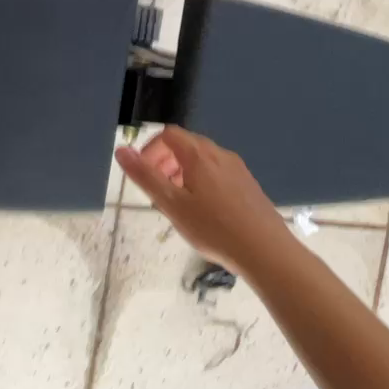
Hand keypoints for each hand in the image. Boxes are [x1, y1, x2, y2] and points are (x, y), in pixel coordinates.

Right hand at [116, 126, 291, 273]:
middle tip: (158, 190)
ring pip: (202, 160)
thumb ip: (144, 176)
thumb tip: (121, 150)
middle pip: (185, 145)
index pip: (168, 135)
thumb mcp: (171, 204)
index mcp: (200, 156)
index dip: (150, 150)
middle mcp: (220, 156)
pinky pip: (218, 173)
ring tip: (179, 203)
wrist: (268, 253)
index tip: (144, 174)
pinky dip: (202, 182)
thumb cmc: (214, 228)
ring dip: (182, 173)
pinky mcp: (249, 186)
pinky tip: (204, 212)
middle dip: (165, 162)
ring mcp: (238, 170)